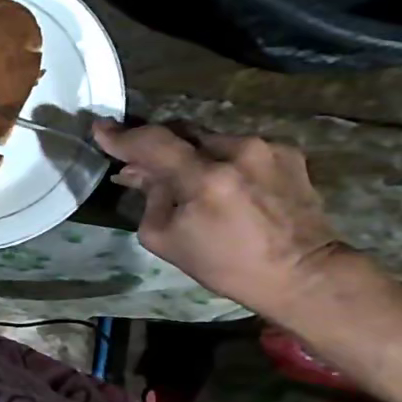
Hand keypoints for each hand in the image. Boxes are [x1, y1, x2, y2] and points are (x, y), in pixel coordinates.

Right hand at [92, 121, 348, 315]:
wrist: (302, 274)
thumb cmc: (224, 264)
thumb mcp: (164, 238)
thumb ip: (149, 197)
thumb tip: (139, 173)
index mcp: (204, 178)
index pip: (152, 143)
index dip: (121, 136)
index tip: (99, 128)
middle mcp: (238, 152)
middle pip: (181, 132)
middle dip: (156, 144)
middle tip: (139, 162)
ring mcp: (267, 149)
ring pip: (209, 138)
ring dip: (189, 153)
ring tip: (182, 177)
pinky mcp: (288, 152)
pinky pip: (238, 147)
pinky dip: (219, 159)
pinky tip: (218, 182)